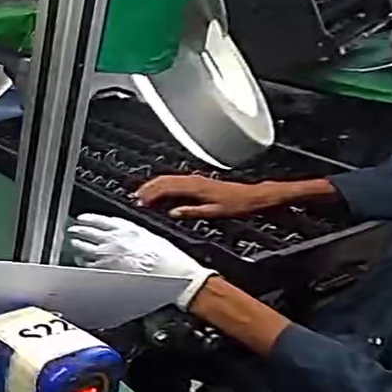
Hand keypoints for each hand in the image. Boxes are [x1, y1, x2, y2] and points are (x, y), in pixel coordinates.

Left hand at [64, 214, 212, 305]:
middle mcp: (113, 240)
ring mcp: (107, 255)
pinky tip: (80, 260)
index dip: (89, 218)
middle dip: (79, 230)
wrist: (171, 275)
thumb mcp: (150, 235)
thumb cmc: (167, 257)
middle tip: (74, 229)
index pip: (100, 219)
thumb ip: (132, 231)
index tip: (82, 218)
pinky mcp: (105, 269)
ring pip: (84, 247)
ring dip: (77, 244)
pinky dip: (82, 261)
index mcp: (126, 229)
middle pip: (88, 232)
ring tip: (74, 242)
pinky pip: (87, 264)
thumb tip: (122, 230)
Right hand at [133, 176, 294, 218]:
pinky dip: (164, 185)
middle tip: (136, 198)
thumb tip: (172, 213)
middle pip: (164, 180)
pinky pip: (175, 180)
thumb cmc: (238, 204)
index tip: (141, 203)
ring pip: (168, 178)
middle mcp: (194, 180)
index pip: (166, 188)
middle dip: (148, 189)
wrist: (255, 196)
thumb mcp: (215, 212)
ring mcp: (196, 179)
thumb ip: (191, 212)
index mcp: (195, 187)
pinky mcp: (199, 181)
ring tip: (143, 194)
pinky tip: (161, 191)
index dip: (151, 195)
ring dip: (154, 185)